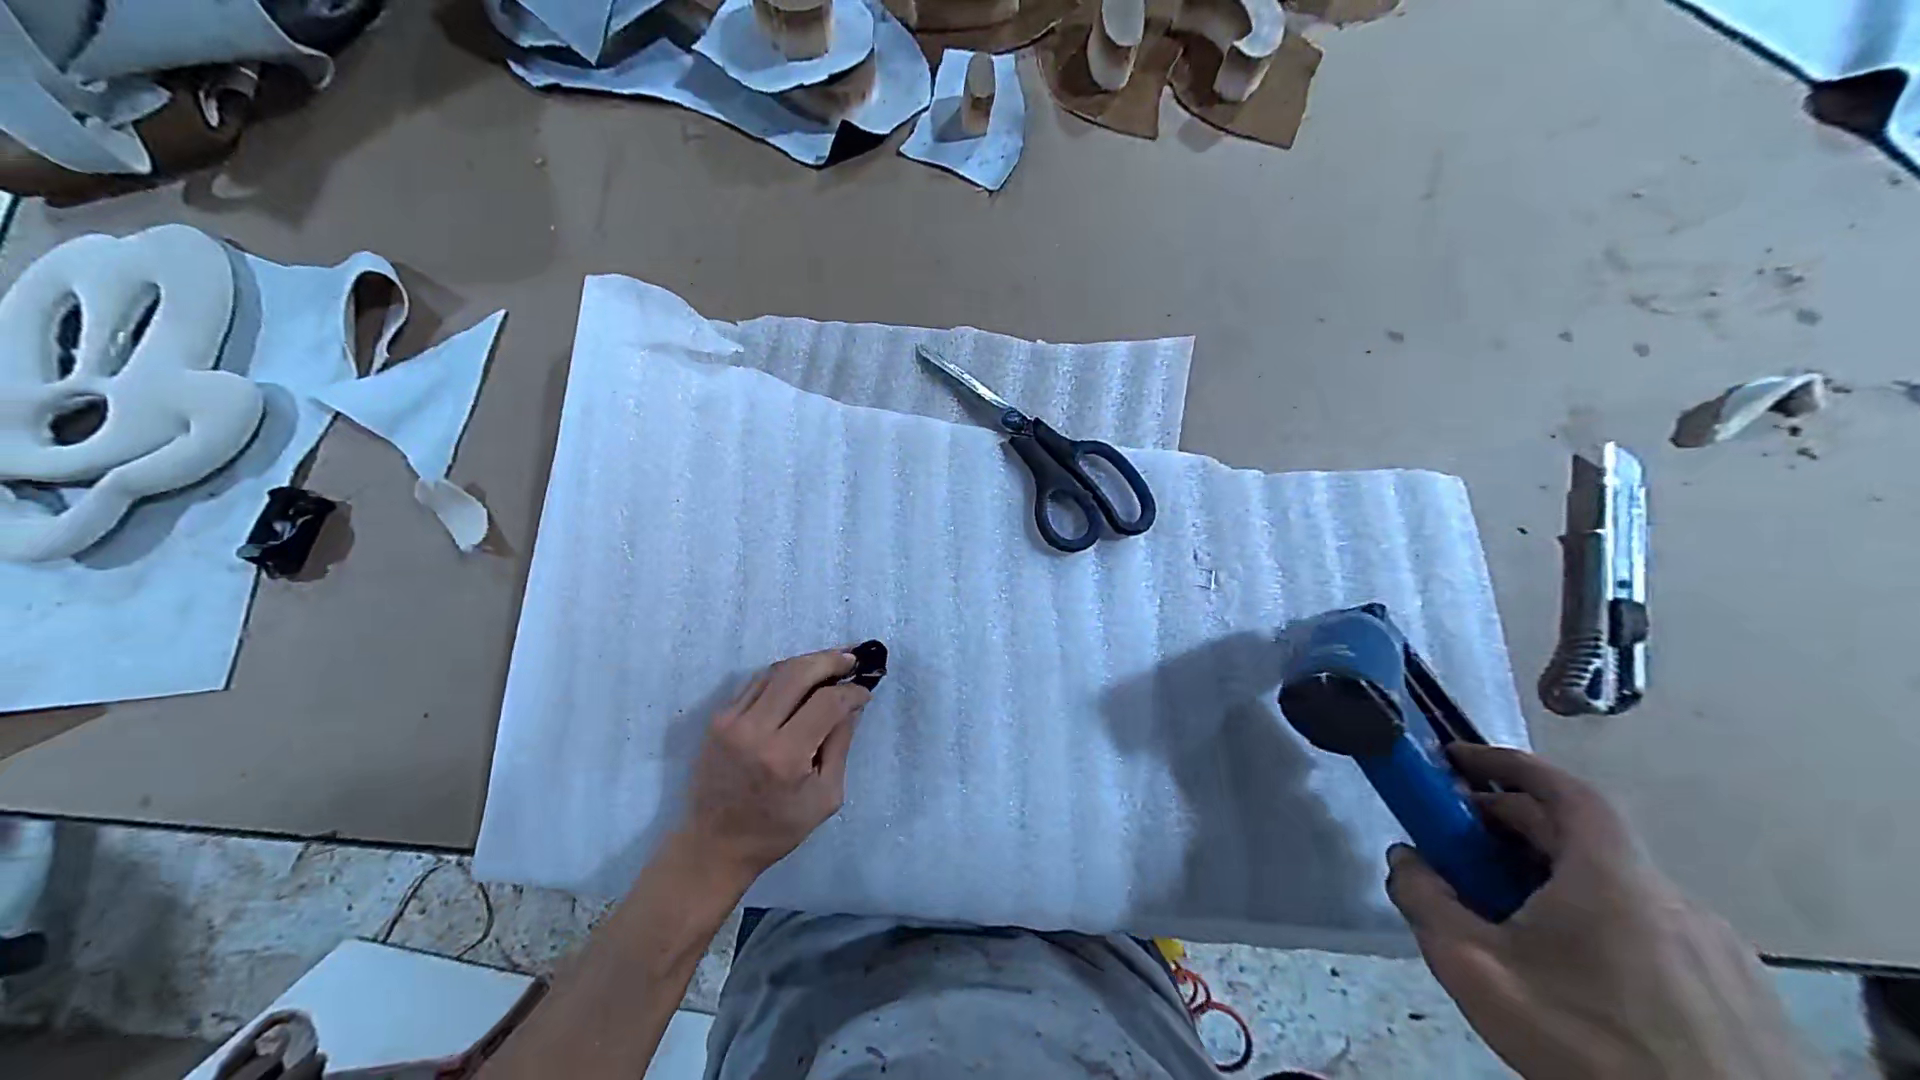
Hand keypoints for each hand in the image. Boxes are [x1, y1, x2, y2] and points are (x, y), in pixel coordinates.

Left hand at [678, 648, 871, 885]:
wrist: (715, 844)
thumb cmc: (777, 828)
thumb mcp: (826, 796)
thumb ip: (840, 744)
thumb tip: (853, 704)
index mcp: (785, 756)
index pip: (826, 702)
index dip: (852, 691)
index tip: (865, 691)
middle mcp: (754, 731)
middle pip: (798, 672)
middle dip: (831, 660)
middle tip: (852, 659)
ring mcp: (731, 721)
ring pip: (776, 671)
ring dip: (807, 662)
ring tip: (831, 663)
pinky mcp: (718, 719)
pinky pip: (756, 682)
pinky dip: (783, 675)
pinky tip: (801, 678)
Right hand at [1386, 744, 1802, 1079]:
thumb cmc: (1584, 1041)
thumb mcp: (1474, 967)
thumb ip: (1424, 900)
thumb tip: (1406, 859)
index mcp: (1610, 877)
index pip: (1563, 788)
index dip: (1507, 763)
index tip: (1457, 761)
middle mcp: (1669, 895)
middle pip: (1579, 833)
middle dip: (1509, 824)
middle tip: (1458, 842)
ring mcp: (1715, 944)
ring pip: (1614, 882)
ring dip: (1550, 873)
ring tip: (1508, 912)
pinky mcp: (1740, 990)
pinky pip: (1649, 924)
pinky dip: (1596, 914)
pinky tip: (1574, 965)